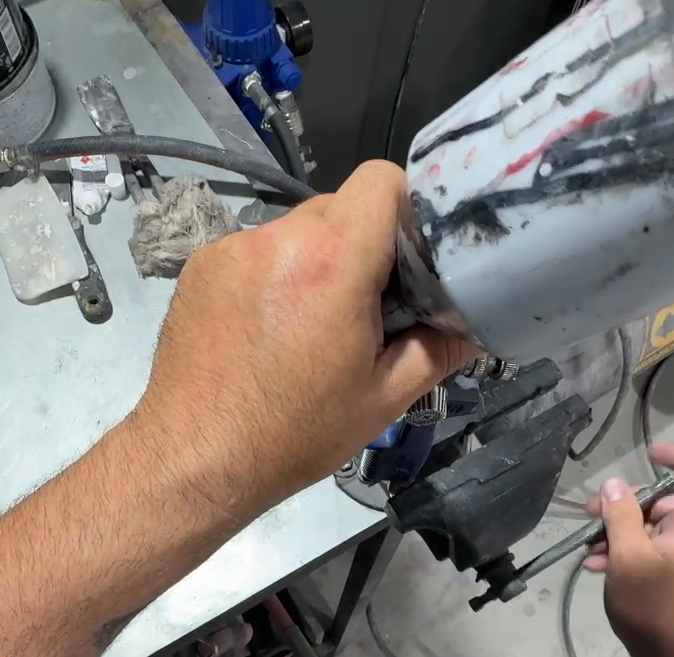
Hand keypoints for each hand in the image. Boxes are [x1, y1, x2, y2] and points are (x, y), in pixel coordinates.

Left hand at [129, 161, 476, 510]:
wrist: (195, 459)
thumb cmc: (293, 436)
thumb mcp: (382, 399)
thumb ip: (440, 348)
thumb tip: (478, 323)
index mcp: (331, 261)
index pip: (383, 180)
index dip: (407, 210)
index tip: (410, 260)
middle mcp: (278, 237)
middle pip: (341, 208)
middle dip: (363, 248)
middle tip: (365, 310)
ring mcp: (231, 248)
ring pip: (297, 231)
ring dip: (316, 265)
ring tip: (310, 328)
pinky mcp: (200, 265)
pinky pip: (257, 252)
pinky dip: (274, 277)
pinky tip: (268, 331)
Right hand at [583, 443, 673, 656]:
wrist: (666, 656)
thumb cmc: (651, 606)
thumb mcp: (628, 558)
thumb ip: (620, 517)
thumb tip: (614, 483)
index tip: (648, 455)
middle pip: (664, 500)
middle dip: (626, 502)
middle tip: (592, 512)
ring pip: (648, 524)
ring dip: (616, 528)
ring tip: (589, 544)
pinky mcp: (667, 571)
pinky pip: (644, 547)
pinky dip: (620, 549)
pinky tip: (595, 563)